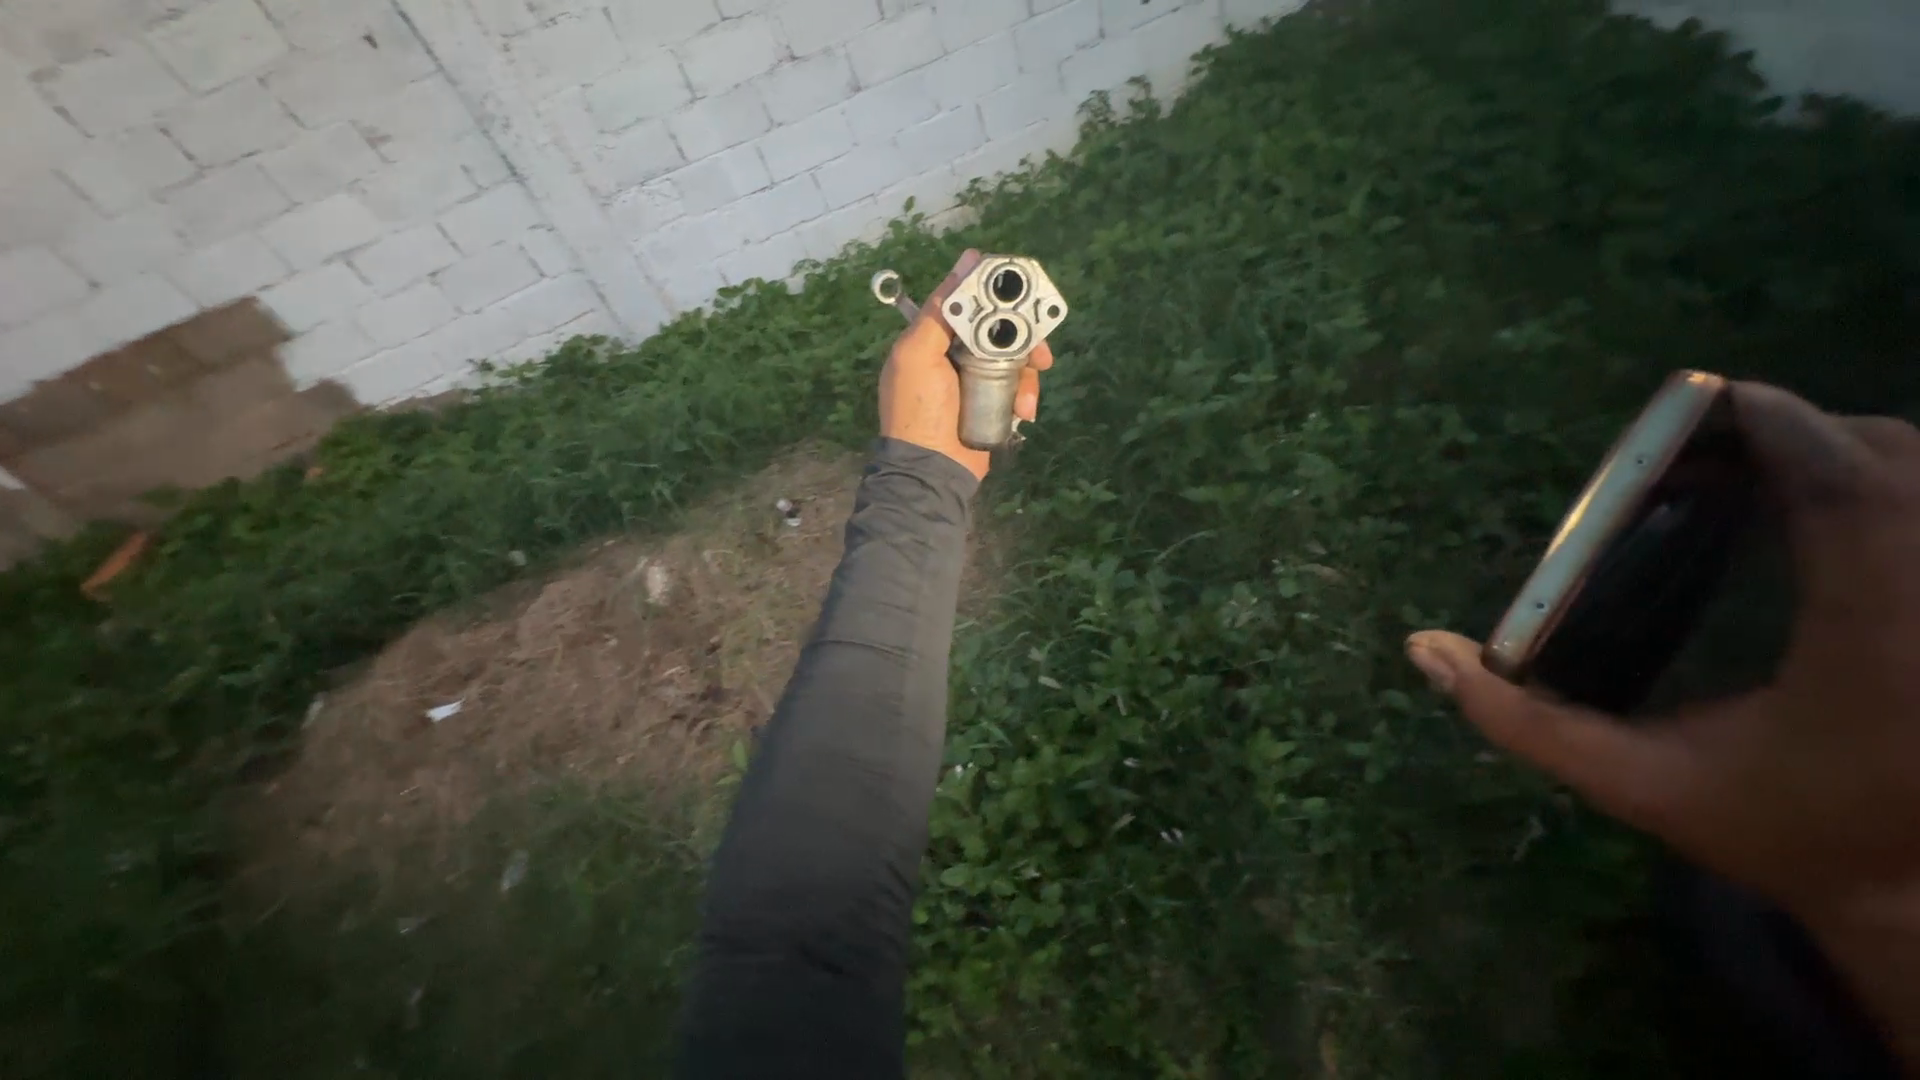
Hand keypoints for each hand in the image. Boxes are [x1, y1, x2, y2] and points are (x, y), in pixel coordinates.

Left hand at [880, 249, 1054, 480]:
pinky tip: (1023, 410)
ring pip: (1015, 358)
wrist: (930, 470)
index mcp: (933, 336)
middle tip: (1041, 353)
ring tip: (1026, 396)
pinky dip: (1025, 396)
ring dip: (1026, 374)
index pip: (970, 300)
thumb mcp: (918, 354)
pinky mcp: (994, 403)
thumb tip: (969, 259)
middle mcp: (956, 353)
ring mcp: (977, 380)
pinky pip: (1018, 387)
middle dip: (1024, 338)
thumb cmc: (919, 410)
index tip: (1022, 295)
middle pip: (1001, 328)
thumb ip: (939, 310)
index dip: (996, 295)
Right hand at [1406, 383, 1919, 1059]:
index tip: (1713, 399)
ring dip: (1846, 455)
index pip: (1858, 502)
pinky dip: (1882, 485)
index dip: (1790, 433)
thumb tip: (1422, 647)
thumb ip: (1519, 720)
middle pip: (1903, 467)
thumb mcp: (1630, 782)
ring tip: (1746, 471)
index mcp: (1876, 651)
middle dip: (1803, 434)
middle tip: (1700, 445)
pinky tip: (1814, 511)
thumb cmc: (1775, 831)